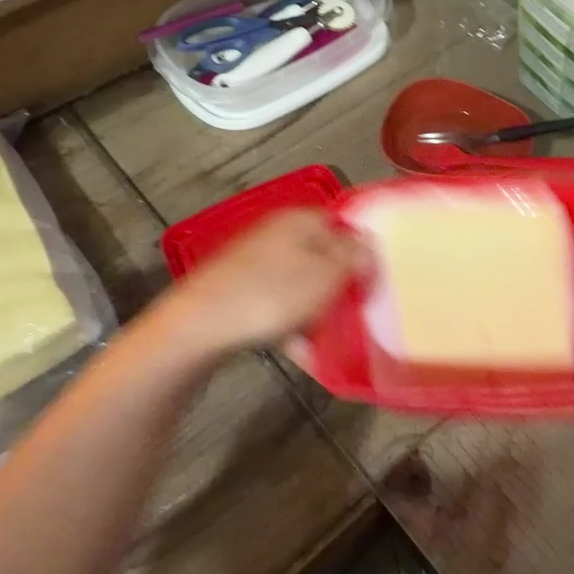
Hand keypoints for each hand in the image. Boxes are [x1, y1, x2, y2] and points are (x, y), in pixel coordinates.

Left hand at [135, 208, 365, 360]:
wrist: (199, 327)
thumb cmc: (272, 295)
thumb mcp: (327, 275)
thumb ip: (354, 257)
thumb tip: (369, 243)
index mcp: (301, 220)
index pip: (343, 225)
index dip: (362, 252)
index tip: (374, 281)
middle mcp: (277, 233)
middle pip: (322, 258)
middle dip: (339, 288)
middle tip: (355, 316)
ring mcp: (254, 262)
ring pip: (301, 285)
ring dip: (317, 313)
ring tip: (328, 345)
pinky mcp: (238, 290)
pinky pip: (277, 305)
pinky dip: (291, 325)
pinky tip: (299, 353)